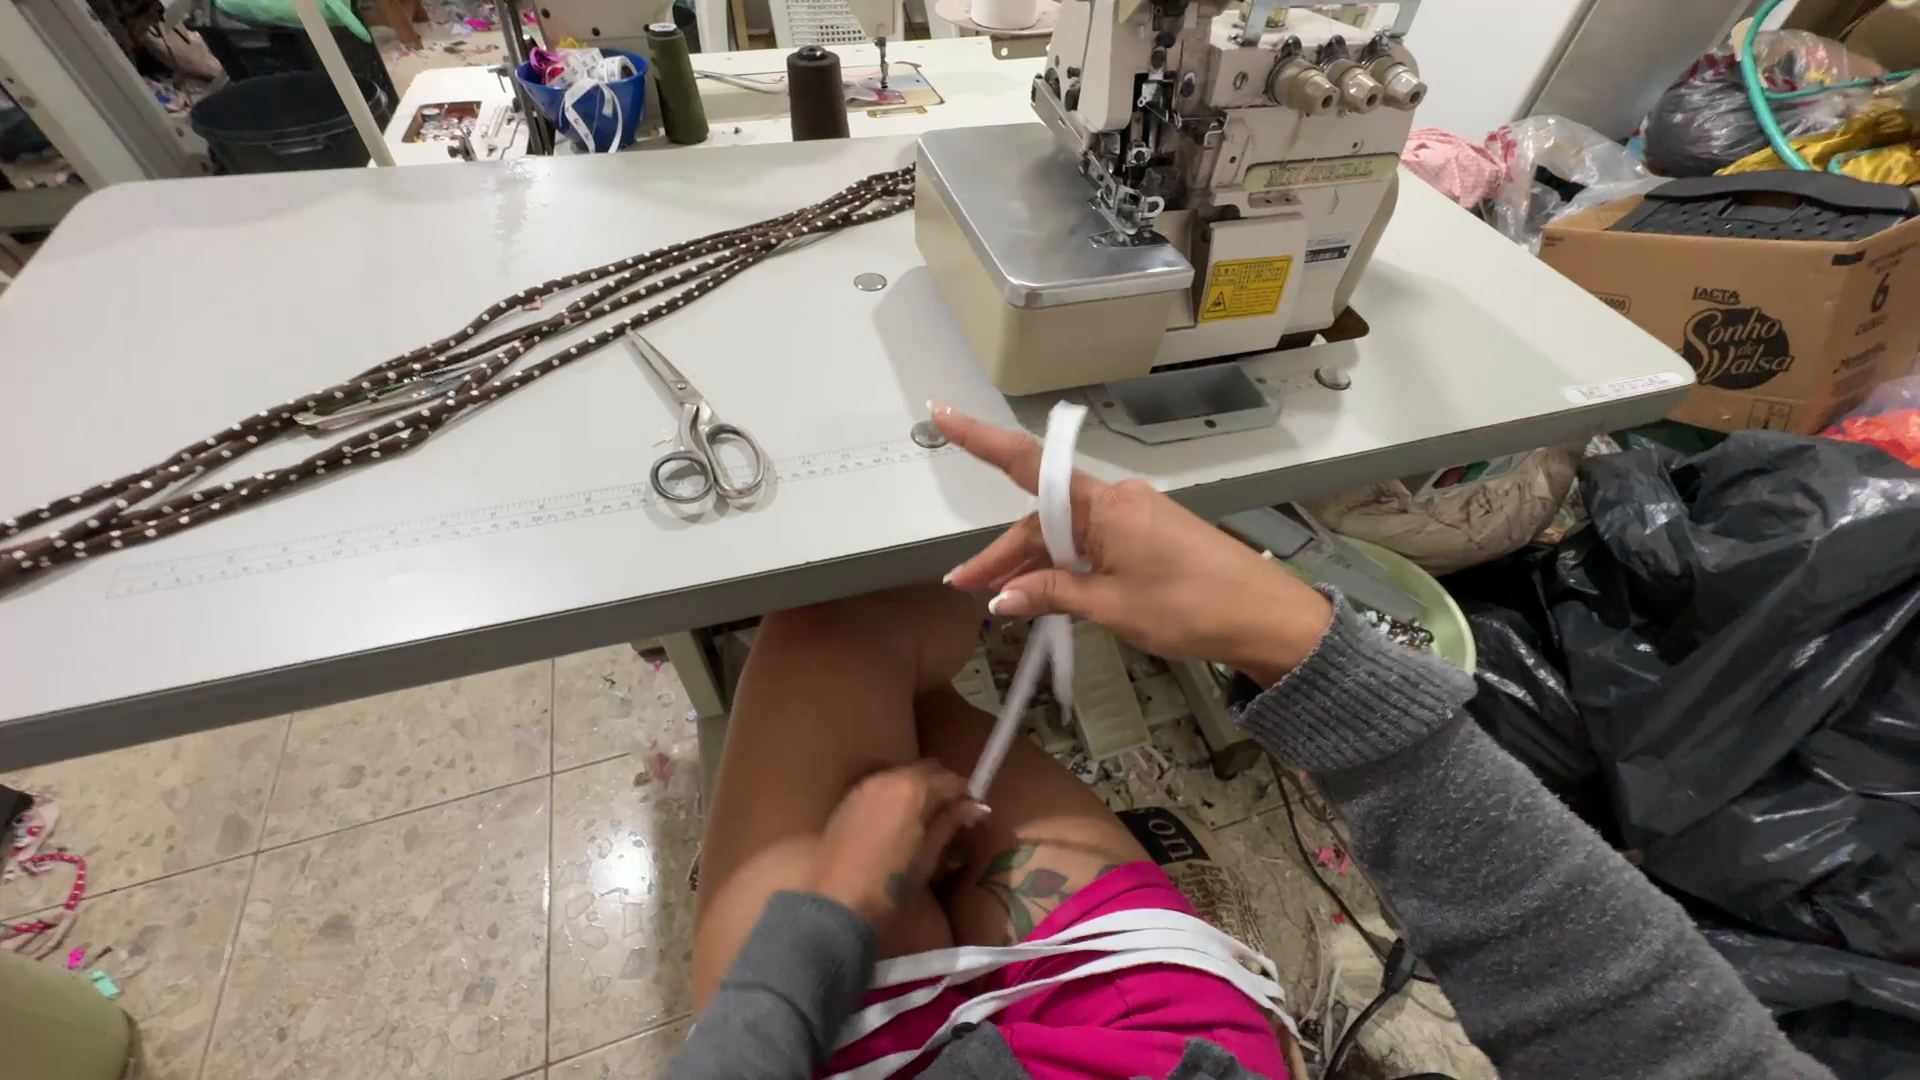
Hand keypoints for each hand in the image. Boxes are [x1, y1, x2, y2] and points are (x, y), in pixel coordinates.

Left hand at [816, 759, 987, 928]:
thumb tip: (976, 808)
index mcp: (915, 789)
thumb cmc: (889, 885)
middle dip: (942, 786)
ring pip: (903, 774)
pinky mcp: (850, 798)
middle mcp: (890, 777)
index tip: (972, 814)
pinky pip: (882, 785)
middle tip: (950, 814)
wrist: (836, 902)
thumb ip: (950, 824)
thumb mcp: (928, 857)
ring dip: (918, 788)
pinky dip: (896, 794)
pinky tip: (897, 821)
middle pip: (927, 769)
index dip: (965, 795)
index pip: (952, 780)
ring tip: (924, 819)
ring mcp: (867, 785)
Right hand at [933, 404, 1333, 685]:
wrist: (1266, 619)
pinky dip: (1065, 567)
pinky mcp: (1146, 534)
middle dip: (1005, 553)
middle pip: (1042, 519)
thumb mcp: (1112, 606)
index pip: (1029, 465)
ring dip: (1034, 565)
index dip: (980, 439)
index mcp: (1104, 505)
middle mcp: (1114, 500)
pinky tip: (1045, 592)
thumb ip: (1052, 593)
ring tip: (999, 598)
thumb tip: (999, 596)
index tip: (942, 415)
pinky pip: (1091, 544)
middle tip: (967, 586)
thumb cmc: (1190, 608)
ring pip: (1066, 535)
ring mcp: (1132, 516)